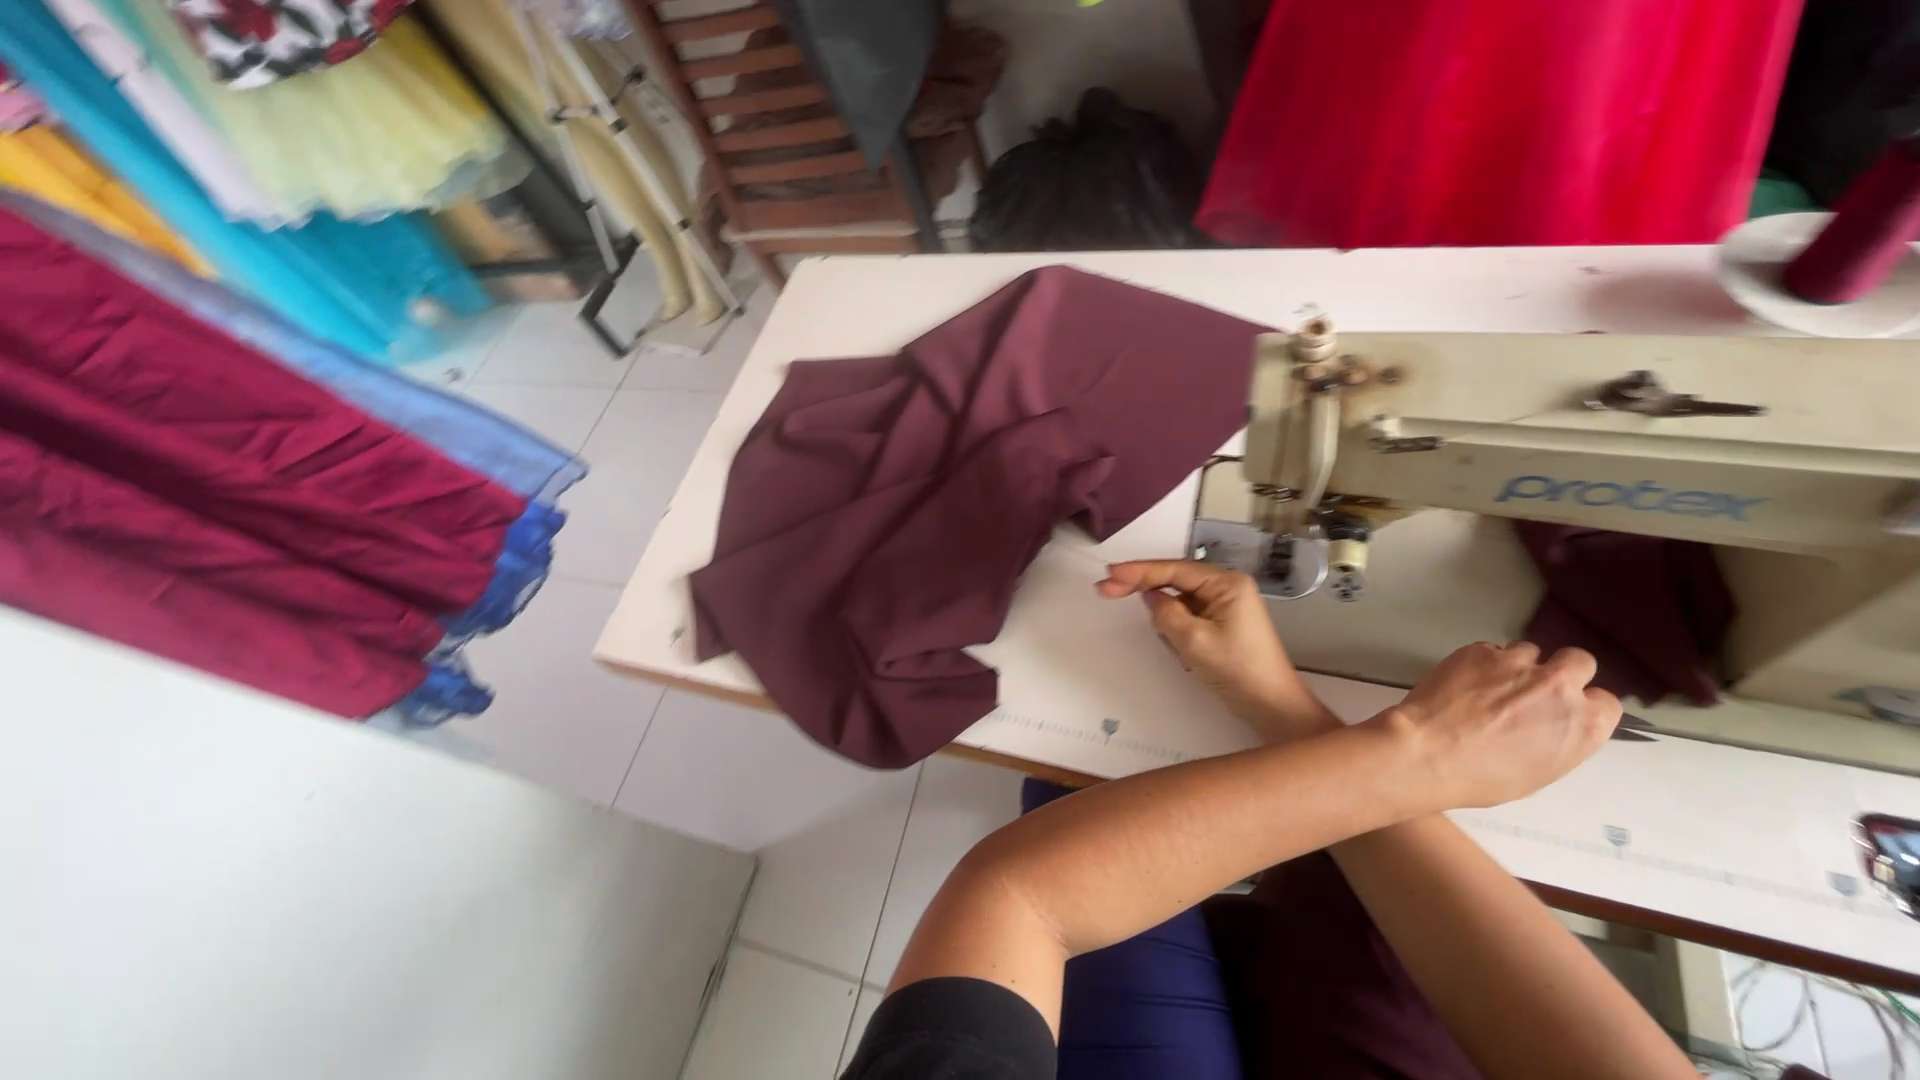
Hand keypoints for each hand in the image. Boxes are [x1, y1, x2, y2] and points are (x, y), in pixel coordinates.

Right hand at [1096, 560, 1336, 741]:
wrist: (1271, 705)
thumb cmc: (1237, 670)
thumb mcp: (1193, 640)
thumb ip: (1165, 613)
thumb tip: (1150, 598)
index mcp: (1226, 583)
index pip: (1173, 569)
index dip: (1138, 570)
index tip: (1109, 573)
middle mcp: (1226, 587)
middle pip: (1174, 581)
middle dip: (1144, 589)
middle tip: (1106, 590)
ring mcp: (1224, 606)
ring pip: (1178, 603)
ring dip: (1168, 624)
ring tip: (1183, 653)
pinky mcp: (1221, 624)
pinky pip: (1188, 618)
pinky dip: (1178, 633)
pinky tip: (1186, 655)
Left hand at [1378, 642, 1619, 811]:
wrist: (1427, 753)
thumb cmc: (1481, 777)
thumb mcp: (1539, 772)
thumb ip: (1559, 740)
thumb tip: (1552, 726)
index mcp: (1584, 724)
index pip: (1605, 702)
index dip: (1581, 705)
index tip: (1562, 711)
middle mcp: (1559, 687)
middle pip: (1577, 662)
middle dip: (1560, 671)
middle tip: (1533, 687)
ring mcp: (1519, 664)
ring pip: (1529, 651)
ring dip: (1515, 665)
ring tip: (1489, 686)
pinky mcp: (1480, 650)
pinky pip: (1490, 650)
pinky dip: (1481, 662)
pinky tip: (1464, 681)